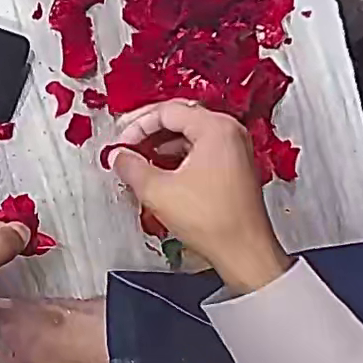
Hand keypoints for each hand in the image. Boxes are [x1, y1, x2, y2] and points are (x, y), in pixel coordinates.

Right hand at [108, 101, 293, 291]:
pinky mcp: (235, 167)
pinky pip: (201, 149)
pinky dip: (178, 157)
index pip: (167, 111)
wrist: (244, 251)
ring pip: (190, 135)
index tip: (122, 142)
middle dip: (149, 132)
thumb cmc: (212, 221)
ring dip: (162, 145)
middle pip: (180, 118)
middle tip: (127, 145)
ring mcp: (235, 149)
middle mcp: (230, 132)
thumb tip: (118, 156)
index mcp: (215, 128)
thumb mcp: (158, 191)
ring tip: (139, 160)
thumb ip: (131, 167)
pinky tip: (161, 173)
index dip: (138, 125)